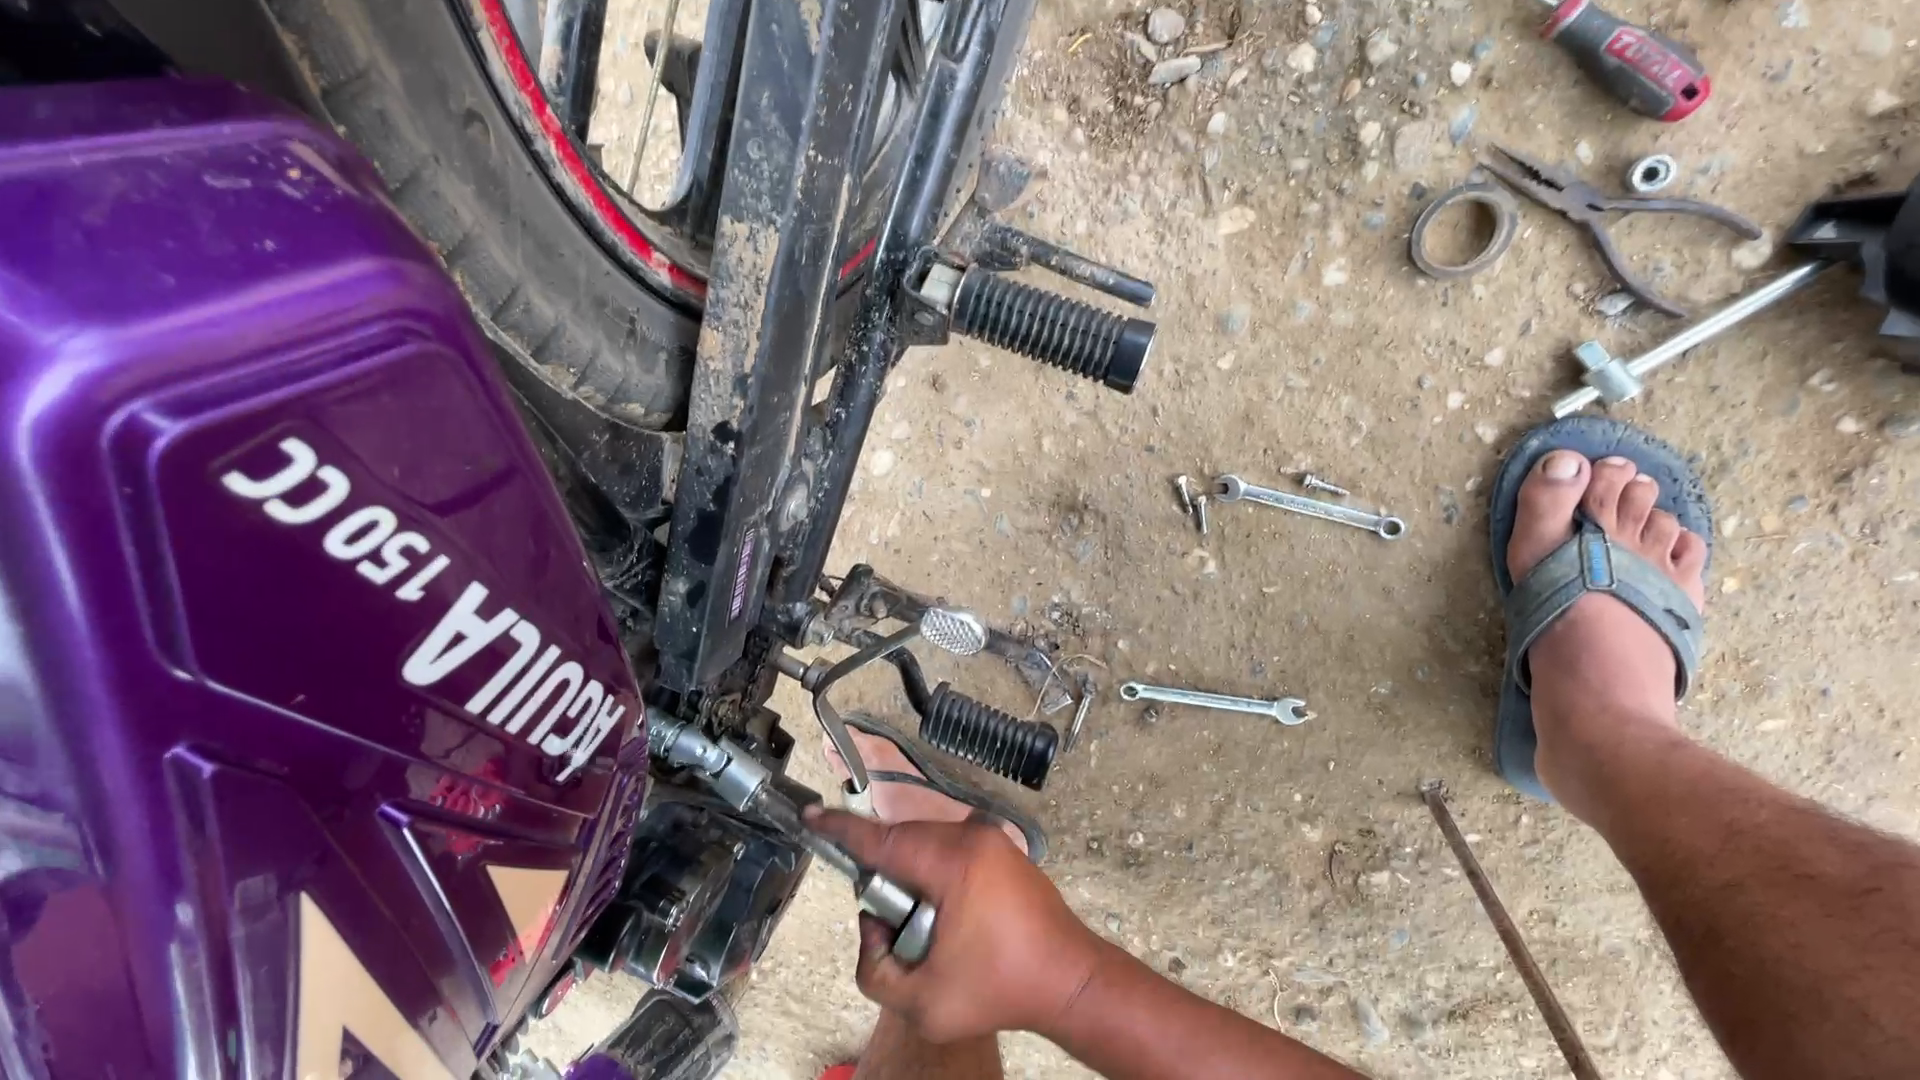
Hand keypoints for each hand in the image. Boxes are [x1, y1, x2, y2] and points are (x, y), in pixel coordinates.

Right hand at [805, 807, 1108, 1042]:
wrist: (1069, 979)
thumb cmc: (1000, 990)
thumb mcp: (923, 1004)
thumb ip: (874, 969)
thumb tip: (873, 924)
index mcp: (953, 862)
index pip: (882, 840)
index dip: (842, 830)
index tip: (812, 816)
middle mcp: (972, 836)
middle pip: (902, 841)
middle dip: (884, 875)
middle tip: (890, 923)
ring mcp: (991, 837)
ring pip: (925, 843)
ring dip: (910, 875)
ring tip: (924, 926)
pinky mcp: (1001, 847)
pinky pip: (949, 849)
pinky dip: (933, 873)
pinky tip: (944, 914)